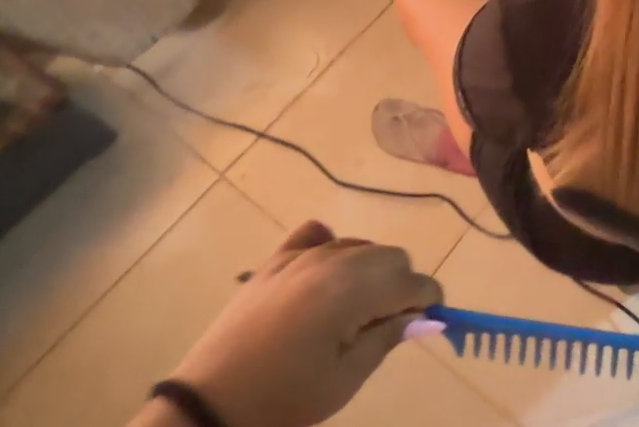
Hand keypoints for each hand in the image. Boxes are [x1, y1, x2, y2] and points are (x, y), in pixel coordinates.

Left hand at [164, 221, 442, 426]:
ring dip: (369, 270)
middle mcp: (335, 260)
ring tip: (353, 310)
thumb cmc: (285, 397)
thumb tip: (422, 316)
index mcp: (355, 288)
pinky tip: (325, 275)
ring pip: (360, 246)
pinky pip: (316, 234)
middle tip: (387, 323)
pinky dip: (331, 247)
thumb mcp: (346, 378)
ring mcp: (302, 256)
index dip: (429, 300)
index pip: (414, 281)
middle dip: (401, 284)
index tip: (428, 321)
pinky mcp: (275, 260)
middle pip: (392, 256)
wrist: (209, 404)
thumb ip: (388, 337)